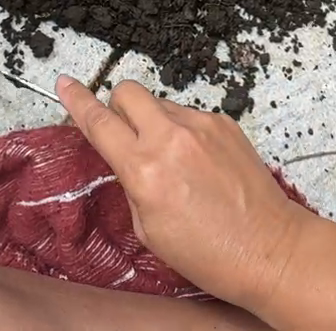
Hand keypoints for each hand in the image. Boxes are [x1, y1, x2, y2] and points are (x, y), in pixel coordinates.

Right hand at [57, 76, 310, 309]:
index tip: (65, 83)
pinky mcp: (224, 122)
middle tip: (128, 133)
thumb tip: (125, 154)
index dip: (77, 100)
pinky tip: (201, 163)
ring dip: (156, 122)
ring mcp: (201, 125)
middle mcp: (171, 138)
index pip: (100, 123)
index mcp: (145, 170)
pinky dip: (185, 132)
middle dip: (119, 106)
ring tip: (176, 162)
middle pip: (128, 91)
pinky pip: (190, 115)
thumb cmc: (208, 253)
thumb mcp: (149, 228)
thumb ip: (131, 181)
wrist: (270, 248)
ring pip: (161, 103)